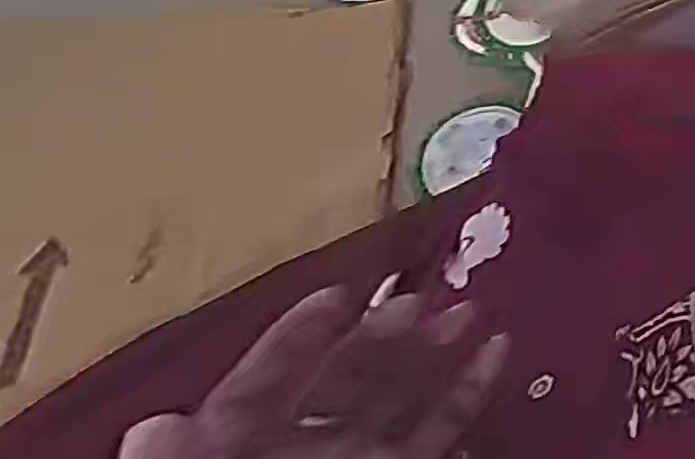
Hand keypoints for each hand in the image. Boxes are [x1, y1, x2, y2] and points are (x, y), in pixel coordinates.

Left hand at [119, 288, 508, 458]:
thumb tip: (154, 426)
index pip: (254, 395)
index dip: (291, 343)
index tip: (338, 293)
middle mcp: (299, 457)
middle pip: (341, 385)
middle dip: (384, 336)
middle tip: (420, 300)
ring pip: (402, 396)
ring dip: (437, 350)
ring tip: (469, 311)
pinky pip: (442, 428)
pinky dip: (474, 387)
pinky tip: (497, 350)